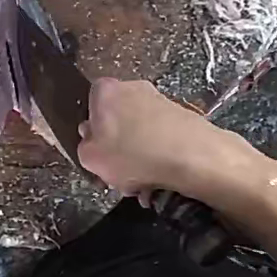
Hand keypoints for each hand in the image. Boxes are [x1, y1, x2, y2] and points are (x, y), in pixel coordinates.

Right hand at [77, 78, 257, 201]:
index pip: (89, 109)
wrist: (192, 156)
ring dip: (139, 162)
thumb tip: (92, 142)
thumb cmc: (134, 153)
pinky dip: (159, 160)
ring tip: (143, 188)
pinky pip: (161, 141)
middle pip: (117, 125)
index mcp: (105, 90)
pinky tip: (160, 184)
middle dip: (118, 153)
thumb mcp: (90, 159)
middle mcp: (133, 88)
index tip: (98, 157)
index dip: (92, 136)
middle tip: (119, 177)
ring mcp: (160, 101)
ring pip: (140, 137)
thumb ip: (84, 148)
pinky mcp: (182, 117)